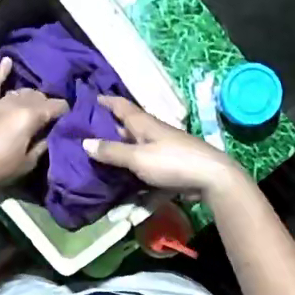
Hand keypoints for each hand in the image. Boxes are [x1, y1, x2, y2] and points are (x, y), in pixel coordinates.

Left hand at [0, 57, 66, 193]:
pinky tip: (7, 61)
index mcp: (31, 116)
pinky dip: (0, 71)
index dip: (66, 113)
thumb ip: (43, 145)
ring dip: (32, 97)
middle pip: (40, 96)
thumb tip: (52, 133)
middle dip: (49, 105)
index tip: (70, 121)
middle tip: (52, 121)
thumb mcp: (27, 163)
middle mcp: (16, 102)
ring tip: (37, 107)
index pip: (58, 106)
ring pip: (22, 91)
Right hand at [82, 95, 243, 199]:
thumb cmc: (171, 161)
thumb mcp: (137, 157)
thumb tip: (85, 142)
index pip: (121, 106)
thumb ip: (112, 151)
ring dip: (119, 157)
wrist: (210, 178)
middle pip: (126, 129)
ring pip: (135, 152)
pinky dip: (135, 180)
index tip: (88, 100)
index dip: (105, 101)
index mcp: (144, 124)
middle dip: (107, 132)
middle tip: (84, 137)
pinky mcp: (169, 169)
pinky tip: (123, 194)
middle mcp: (152, 134)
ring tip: (97, 164)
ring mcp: (162, 152)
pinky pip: (145, 172)